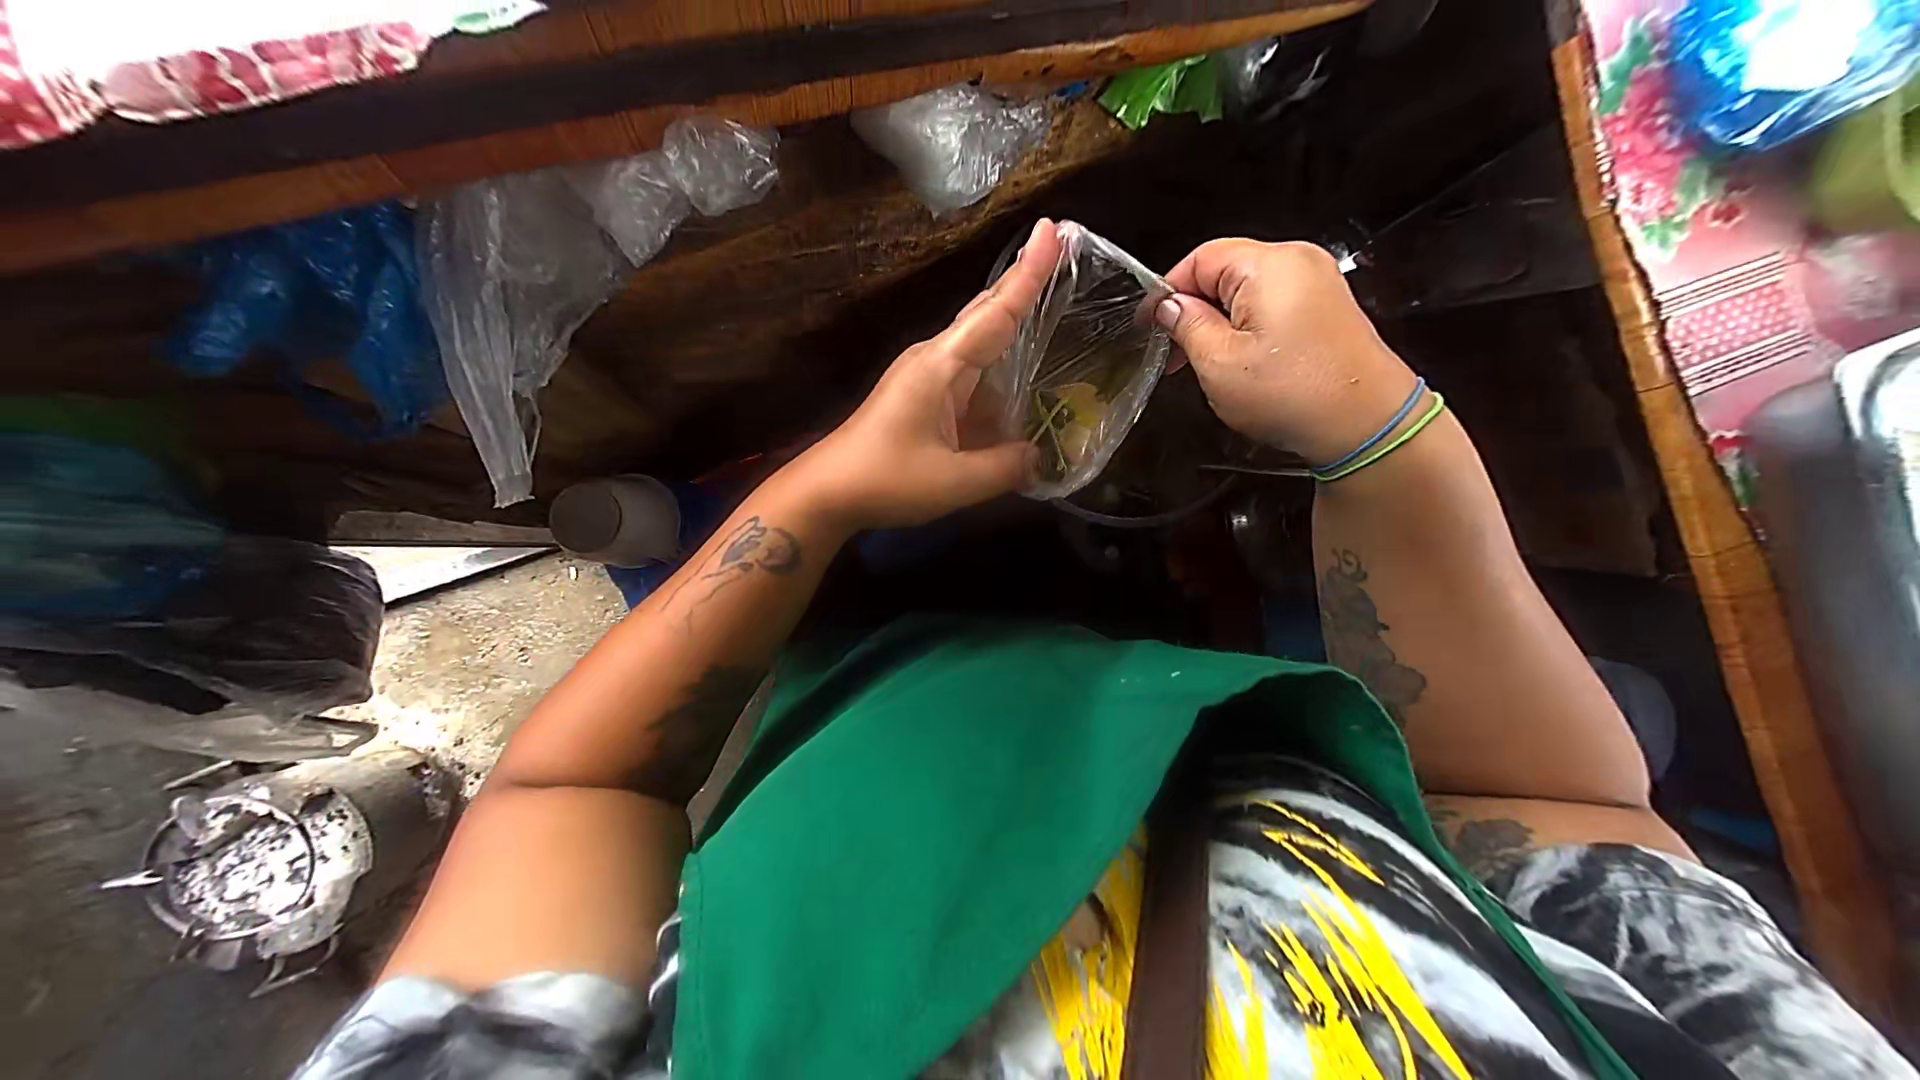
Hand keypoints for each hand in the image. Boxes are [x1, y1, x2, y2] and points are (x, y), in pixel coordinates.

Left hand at [781, 219, 1061, 530]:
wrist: (828, 493)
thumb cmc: (886, 480)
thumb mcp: (954, 482)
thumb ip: (1005, 467)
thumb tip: (1037, 457)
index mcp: (941, 366)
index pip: (995, 312)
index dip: (1028, 274)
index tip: (1054, 230)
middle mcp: (935, 361)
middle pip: (988, 315)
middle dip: (1025, 286)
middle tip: (1067, 254)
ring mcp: (927, 379)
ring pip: (982, 350)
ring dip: (1017, 335)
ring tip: (1058, 314)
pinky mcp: (923, 400)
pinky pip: (972, 381)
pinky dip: (1001, 379)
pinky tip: (1024, 388)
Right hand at [1155, 240, 1418, 464]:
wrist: (1367, 424)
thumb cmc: (1294, 394)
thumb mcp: (1218, 363)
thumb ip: (1186, 325)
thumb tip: (1168, 306)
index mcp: (1268, 265)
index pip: (1198, 258)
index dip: (1167, 291)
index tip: (1147, 325)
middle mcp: (1296, 261)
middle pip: (1222, 271)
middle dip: (1192, 310)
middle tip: (1171, 354)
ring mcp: (1315, 282)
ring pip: (1244, 291)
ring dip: (1216, 322)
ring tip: (1203, 364)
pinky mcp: (1324, 306)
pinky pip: (1269, 304)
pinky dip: (1244, 328)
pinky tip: (1237, 362)